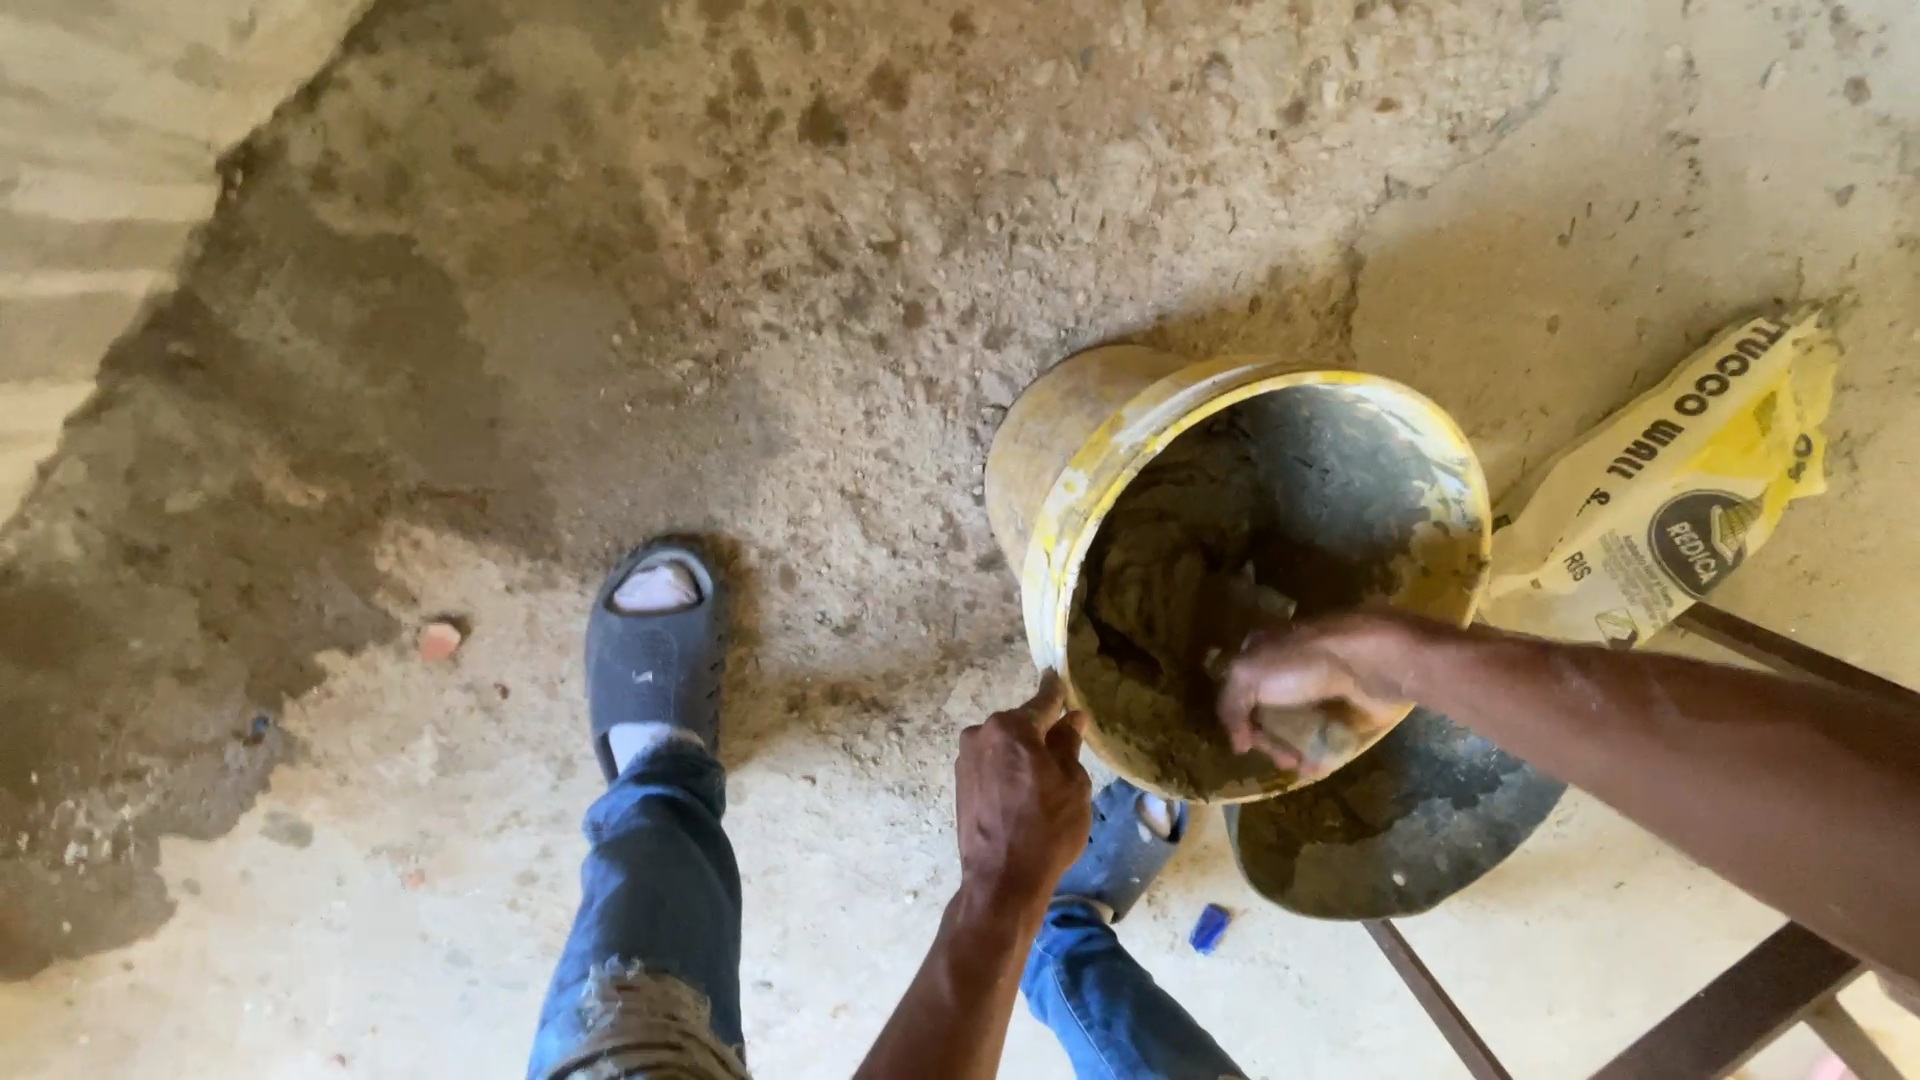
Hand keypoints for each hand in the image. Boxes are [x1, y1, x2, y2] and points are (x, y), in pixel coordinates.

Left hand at [955, 671, 1092, 913]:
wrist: (1002, 880)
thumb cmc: (1047, 829)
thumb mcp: (1073, 784)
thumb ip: (1068, 744)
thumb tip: (1071, 719)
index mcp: (1012, 727)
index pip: (1042, 702)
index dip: (1055, 692)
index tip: (1055, 674)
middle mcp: (982, 734)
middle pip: (1020, 725)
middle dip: (1040, 733)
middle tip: (1063, 753)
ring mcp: (966, 759)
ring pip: (1004, 746)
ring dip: (1021, 755)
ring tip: (1043, 784)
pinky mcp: (959, 782)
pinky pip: (991, 765)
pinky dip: (1007, 771)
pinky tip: (1021, 795)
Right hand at [1216, 614, 1411, 769]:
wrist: (1366, 662)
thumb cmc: (1299, 663)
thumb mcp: (1247, 675)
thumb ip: (1230, 707)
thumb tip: (1238, 744)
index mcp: (1258, 649)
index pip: (1237, 689)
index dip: (1237, 719)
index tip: (1247, 745)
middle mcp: (1285, 663)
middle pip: (1265, 709)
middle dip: (1268, 739)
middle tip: (1281, 760)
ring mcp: (1317, 682)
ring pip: (1295, 721)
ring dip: (1292, 747)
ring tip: (1301, 766)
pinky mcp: (1346, 700)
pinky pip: (1326, 728)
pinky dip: (1320, 748)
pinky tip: (1319, 764)